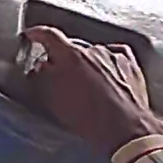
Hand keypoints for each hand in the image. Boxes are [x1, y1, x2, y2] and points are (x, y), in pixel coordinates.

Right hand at [21, 26, 162, 153]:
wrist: (125, 129)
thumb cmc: (90, 118)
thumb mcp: (53, 100)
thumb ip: (43, 78)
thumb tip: (40, 68)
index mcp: (71, 56)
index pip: (49, 35)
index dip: (37, 34)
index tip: (32, 35)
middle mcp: (93, 51)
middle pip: (71, 49)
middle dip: (62, 61)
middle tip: (59, 79)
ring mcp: (113, 57)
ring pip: (92, 55)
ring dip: (85, 66)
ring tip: (86, 89)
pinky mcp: (130, 66)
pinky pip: (113, 59)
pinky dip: (106, 66)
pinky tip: (104, 80)